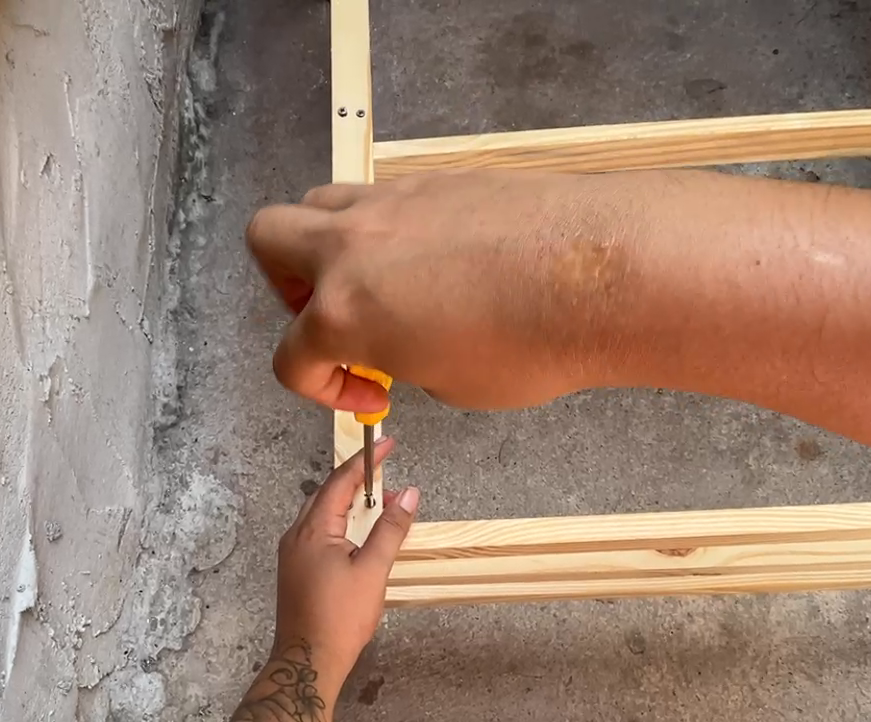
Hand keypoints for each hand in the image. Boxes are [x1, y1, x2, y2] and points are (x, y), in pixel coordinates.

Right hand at [246, 171, 646, 413]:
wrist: (602, 274)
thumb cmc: (527, 348)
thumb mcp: (451, 384)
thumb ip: (405, 361)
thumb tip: (408, 343)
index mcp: (342, 313)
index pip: (289, 357)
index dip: (322, 390)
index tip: (371, 395)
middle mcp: (350, 247)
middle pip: (268, 241)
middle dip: (287, 289)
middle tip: (337, 319)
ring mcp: (391, 202)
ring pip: (319, 204)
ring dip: (331, 249)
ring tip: (383, 286)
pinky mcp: (436, 178)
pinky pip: (384, 199)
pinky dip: (389, 233)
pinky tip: (439, 263)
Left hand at [274, 437, 418, 679]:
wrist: (307, 660)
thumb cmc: (340, 618)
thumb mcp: (373, 570)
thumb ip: (391, 529)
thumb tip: (409, 494)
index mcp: (312, 530)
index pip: (340, 481)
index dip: (366, 460)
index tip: (387, 442)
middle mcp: (296, 536)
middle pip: (327, 494)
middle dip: (358, 479)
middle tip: (388, 472)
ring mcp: (292, 554)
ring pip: (321, 514)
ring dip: (350, 503)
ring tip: (381, 503)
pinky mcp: (295, 570)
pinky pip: (317, 533)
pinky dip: (341, 523)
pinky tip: (358, 535)